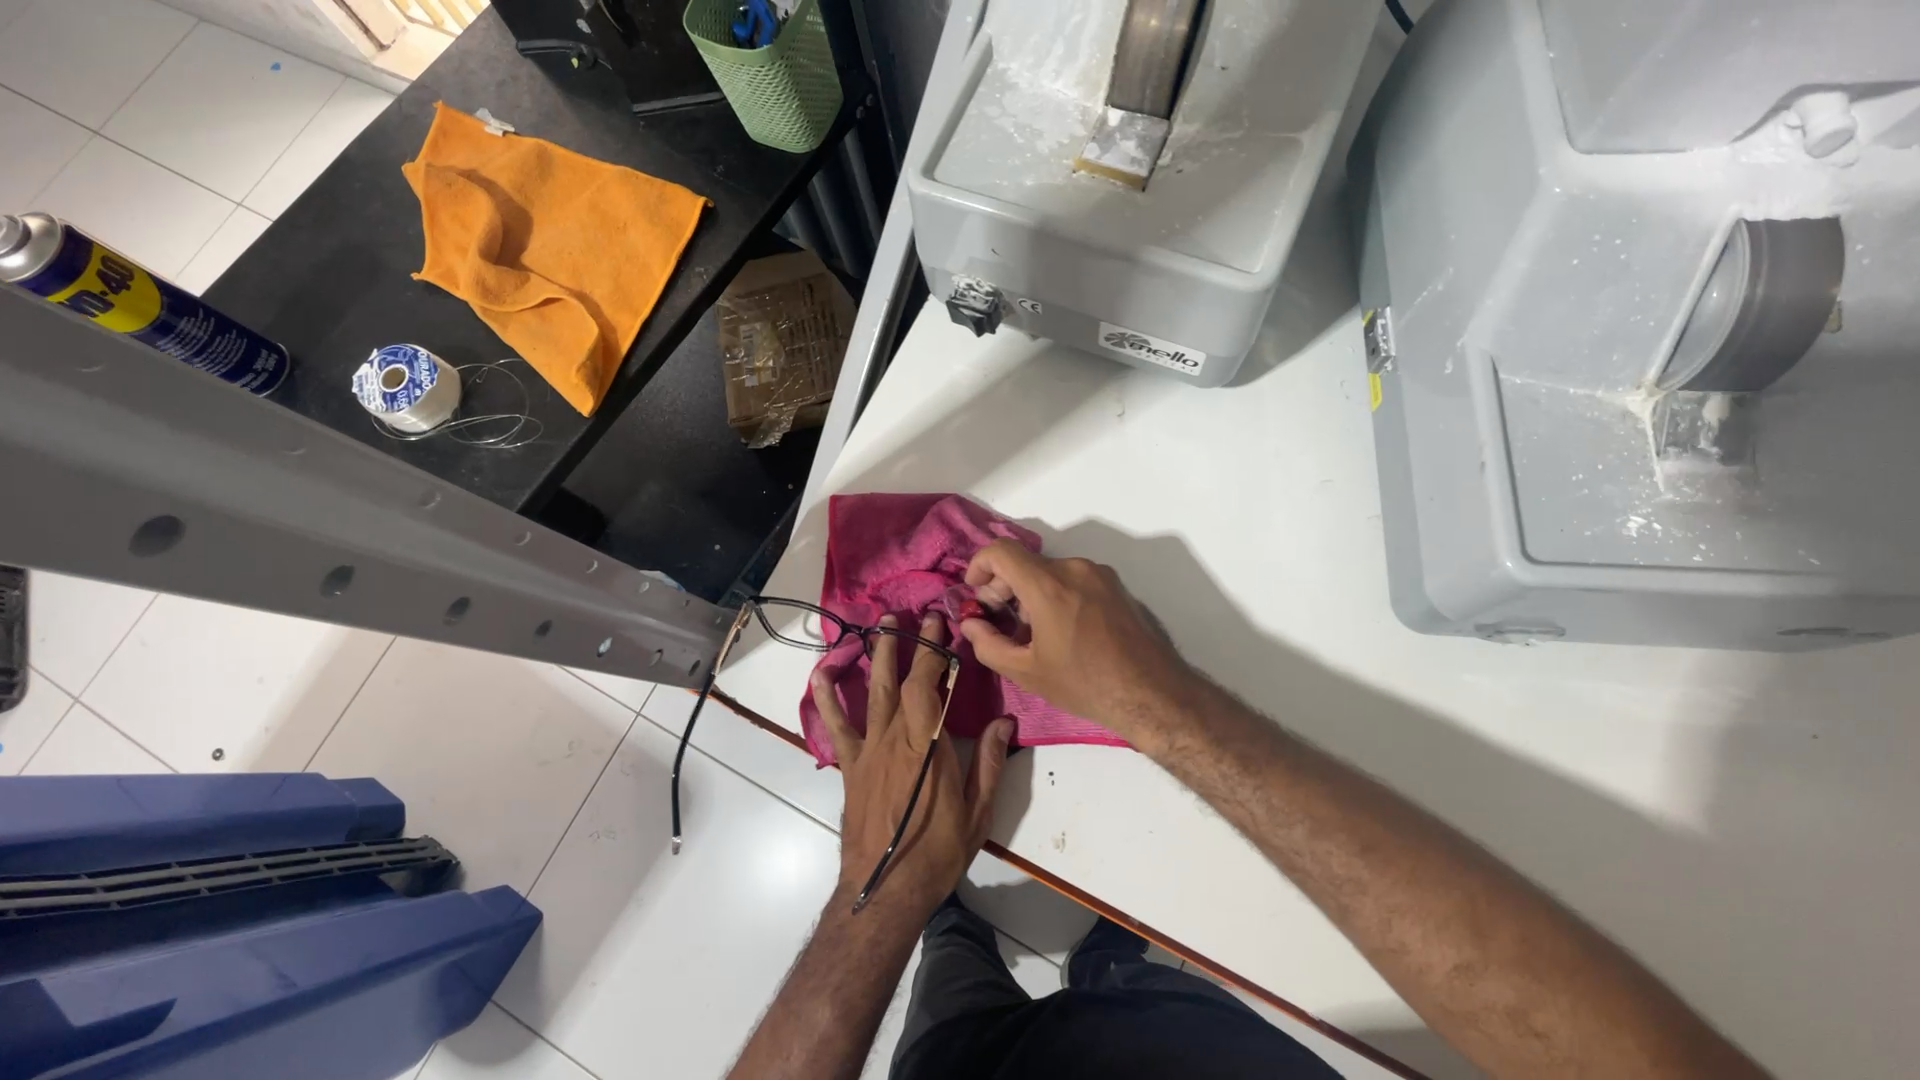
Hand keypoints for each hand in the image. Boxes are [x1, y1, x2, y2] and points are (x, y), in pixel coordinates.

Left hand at [812, 613, 1013, 918]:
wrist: (885, 887)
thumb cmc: (938, 851)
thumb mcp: (978, 810)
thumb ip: (991, 762)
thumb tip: (1005, 722)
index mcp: (928, 745)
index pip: (929, 685)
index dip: (933, 651)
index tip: (939, 624)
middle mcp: (894, 738)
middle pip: (899, 680)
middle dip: (906, 644)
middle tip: (911, 615)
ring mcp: (868, 750)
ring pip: (869, 693)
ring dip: (874, 656)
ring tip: (878, 626)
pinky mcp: (850, 766)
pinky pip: (837, 726)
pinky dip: (827, 698)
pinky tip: (822, 674)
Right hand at [958, 540, 1199, 750]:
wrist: (1151, 692)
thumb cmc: (1085, 684)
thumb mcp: (1027, 672)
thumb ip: (988, 644)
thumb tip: (970, 623)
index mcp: (1049, 585)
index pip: (1001, 552)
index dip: (979, 565)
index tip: (975, 592)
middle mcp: (1075, 569)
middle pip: (1026, 563)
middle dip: (1004, 586)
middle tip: (998, 620)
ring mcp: (1100, 575)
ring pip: (1051, 572)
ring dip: (1032, 592)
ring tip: (1031, 632)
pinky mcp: (1117, 586)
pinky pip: (1074, 580)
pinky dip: (1057, 594)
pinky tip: (1062, 630)